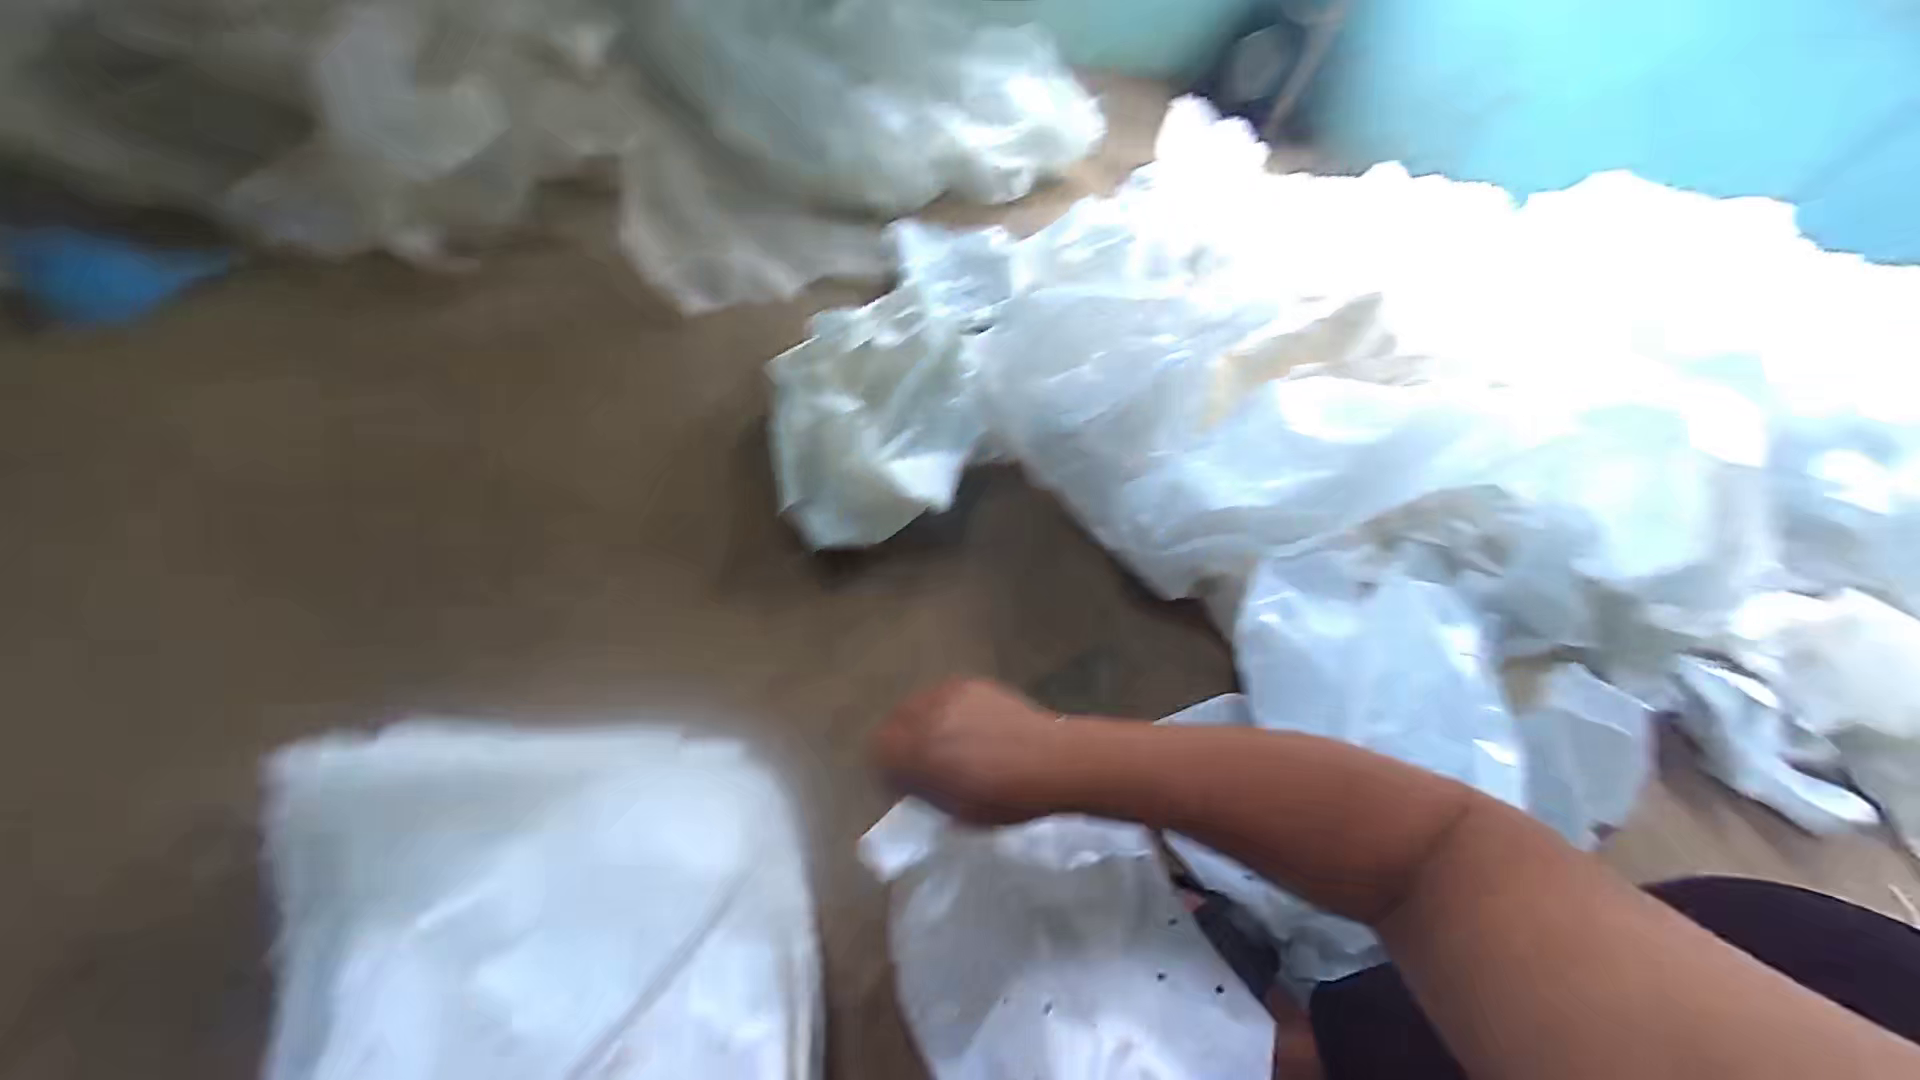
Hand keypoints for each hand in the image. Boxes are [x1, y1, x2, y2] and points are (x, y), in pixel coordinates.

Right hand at [869, 677, 1072, 824]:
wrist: (1053, 761)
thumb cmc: (1006, 798)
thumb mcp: (957, 812)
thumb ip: (925, 793)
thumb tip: (910, 785)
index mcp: (918, 750)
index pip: (878, 749)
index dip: (887, 768)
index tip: (903, 782)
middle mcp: (927, 714)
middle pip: (894, 721)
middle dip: (900, 741)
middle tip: (920, 761)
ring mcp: (950, 694)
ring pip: (917, 703)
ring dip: (921, 722)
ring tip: (944, 740)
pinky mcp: (971, 683)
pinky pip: (943, 694)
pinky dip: (944, 709)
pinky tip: (967, 724)